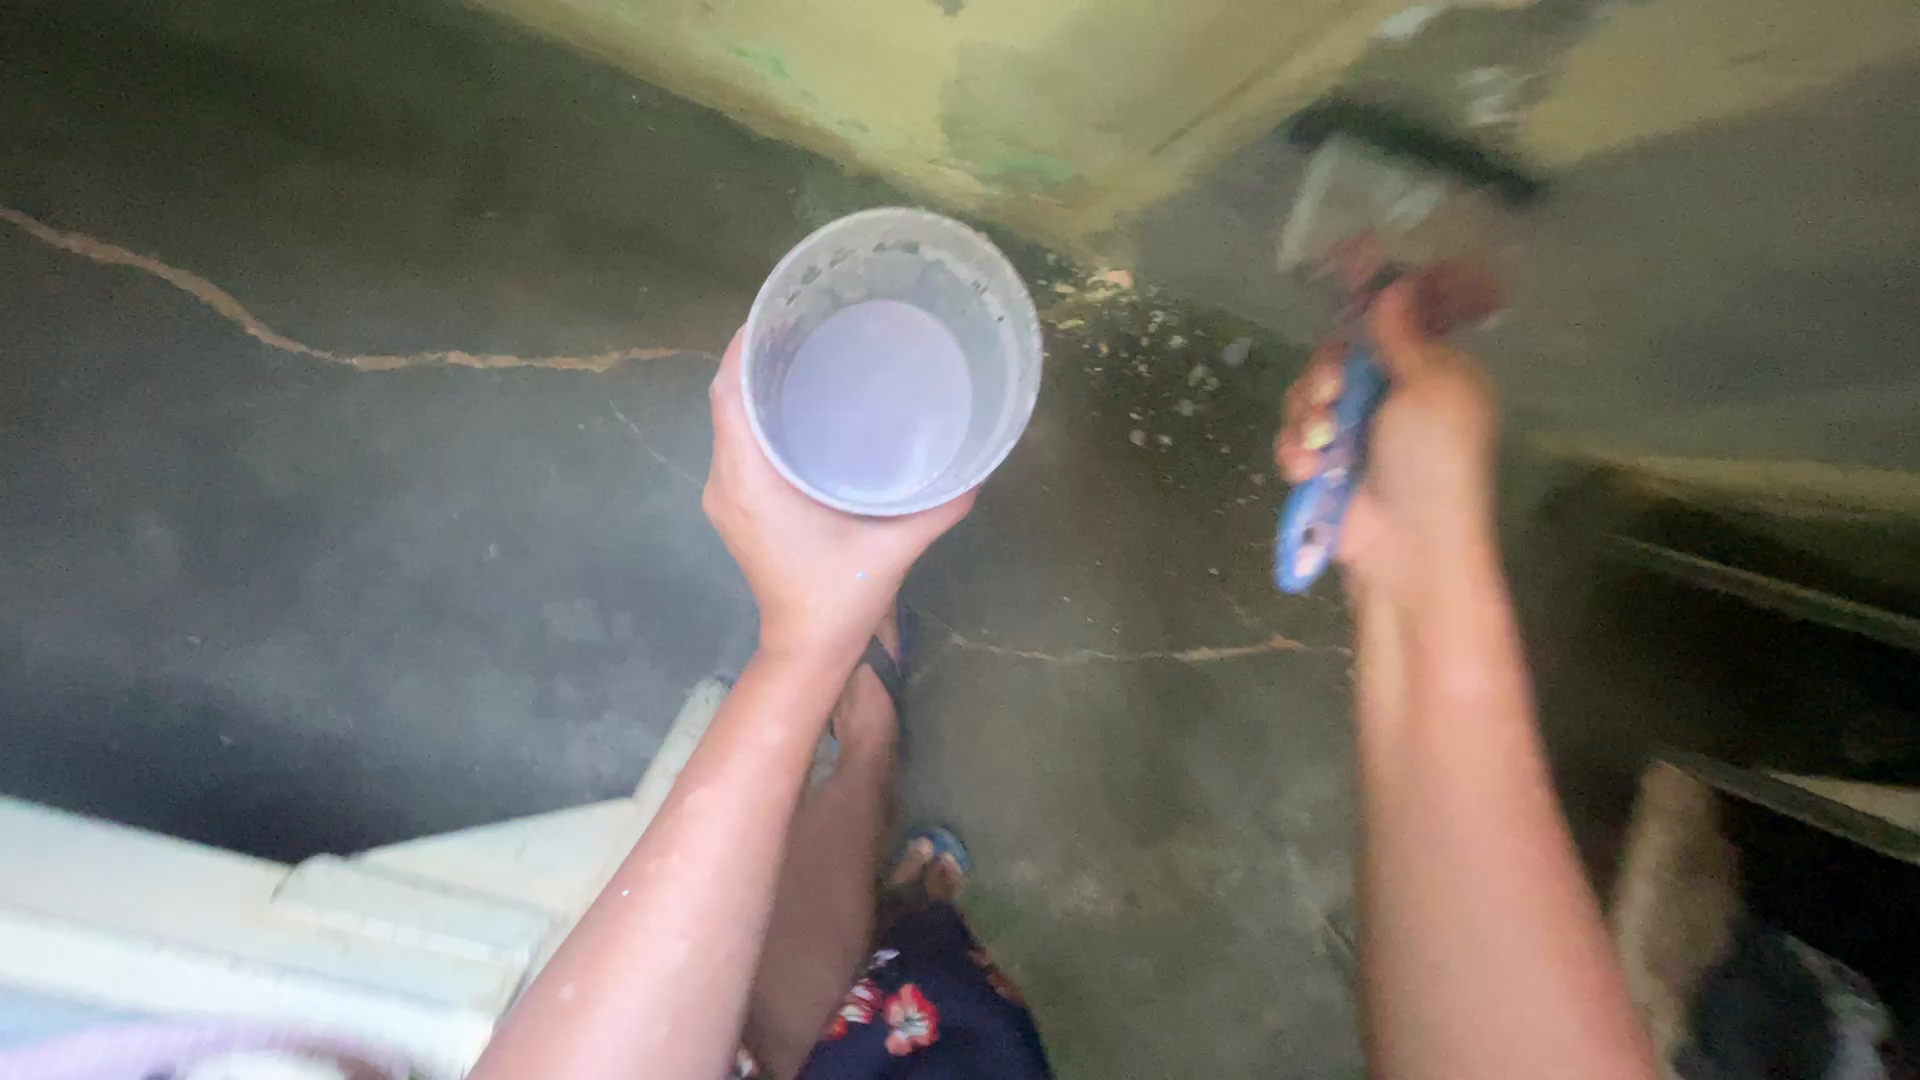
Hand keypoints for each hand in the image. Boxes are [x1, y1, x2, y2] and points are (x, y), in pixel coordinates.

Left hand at [704, 327, 975, 663]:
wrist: (807, 648)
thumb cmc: (843, 597)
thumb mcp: (898, 546)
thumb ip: (940, 505)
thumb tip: (980, 465)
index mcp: (751, 482)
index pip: (729, 395)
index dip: (746, 346)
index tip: (781, 311)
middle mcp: (726, 481)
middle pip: (726, 400)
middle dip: (756, 356)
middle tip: (805, 325)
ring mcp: (725, 495)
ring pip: (729, 421)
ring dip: (755, 385)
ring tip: (803, 354)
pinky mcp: (734, 505)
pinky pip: (736, 443)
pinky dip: (757, 416)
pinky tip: (798, 406)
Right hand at [1274, 280, 1499, 598]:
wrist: (1405, 543)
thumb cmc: (1431, 460)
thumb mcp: (1429, 387)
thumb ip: (1402, 337)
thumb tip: (1396, 284)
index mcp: (1425, 374)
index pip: (1380, 332)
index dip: (1354, 327)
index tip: (1335, 327)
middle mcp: (1386, 400)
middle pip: (1330, 365)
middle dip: (1320, 381)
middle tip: (1329, 396)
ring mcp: (1351, 436)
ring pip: (1304, 403)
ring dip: (1304, 422)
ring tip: (1318, 449)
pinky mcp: (1322, 468)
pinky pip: (1292, 441)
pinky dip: (1294, 453)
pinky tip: (1306, 470)